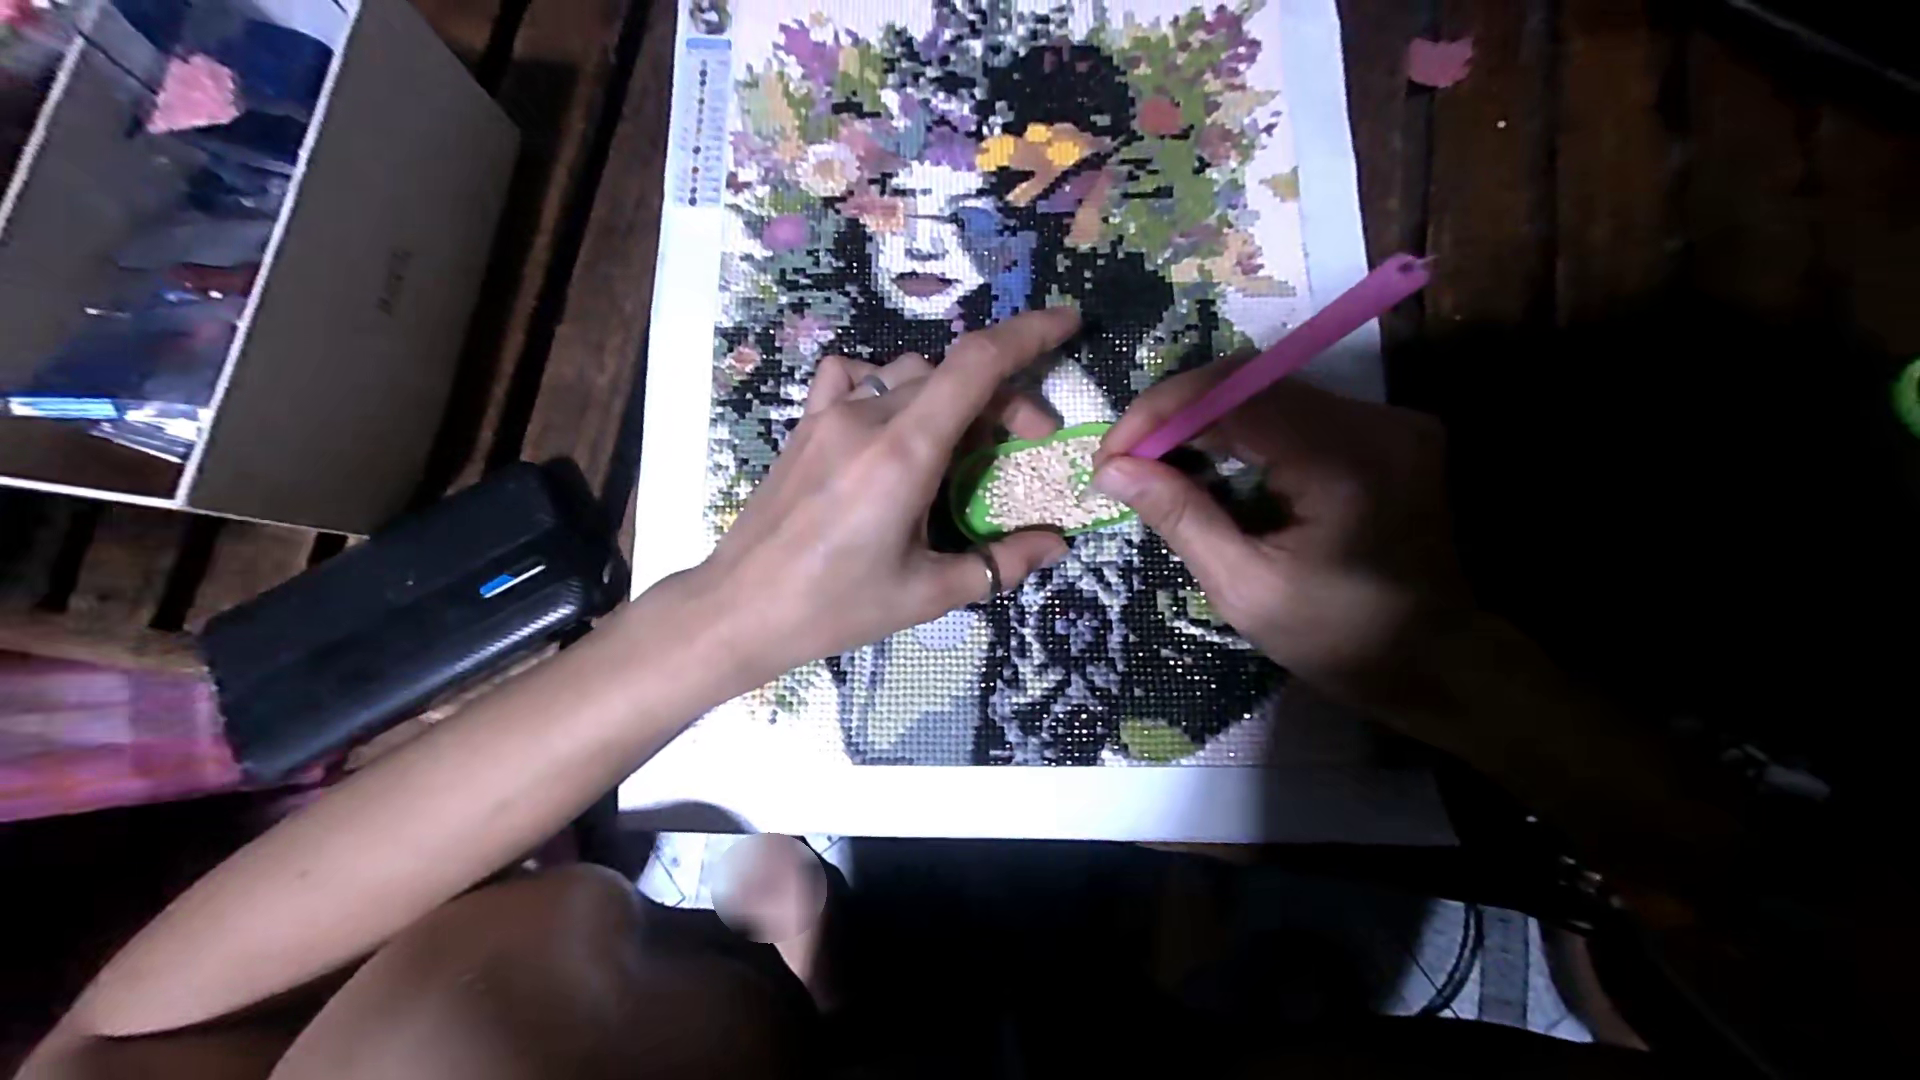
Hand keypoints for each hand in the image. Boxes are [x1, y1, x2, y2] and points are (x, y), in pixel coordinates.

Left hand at [684, 309, 1077, 683]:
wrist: (740, 609)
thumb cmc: (835, 607)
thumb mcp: (928, 593)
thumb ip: (1000, 563)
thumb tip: (1056, 545)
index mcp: (904, 453)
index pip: (977, 364)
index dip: (1030, 334)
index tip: (1069, 323)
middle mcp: (867, 416)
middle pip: (953, 372)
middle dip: (1003, 397)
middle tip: (1024, 445)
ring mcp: (830, 414)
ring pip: (910, 371)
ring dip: (952, 395)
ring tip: (963, 443)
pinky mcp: (806, 424)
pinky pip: (856, 376)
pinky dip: (891, 384)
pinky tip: (893, 422)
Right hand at [1092, 361, 1466, 711]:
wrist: (1432, 661)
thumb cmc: (1334, 636)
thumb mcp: (1241, 586)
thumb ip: (1179, 516)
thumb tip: (1111, 468)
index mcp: (1342, 460)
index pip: (1234, 395)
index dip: (1160, 412)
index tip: (1110, 454)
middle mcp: (1372, 420)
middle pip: (1249, 381)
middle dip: (1173, 413)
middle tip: (1123, 458)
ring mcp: (1384, 421)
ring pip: (1266, 390)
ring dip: (1200, 419)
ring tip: (1153, 460)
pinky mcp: (1381, 432)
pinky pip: (1290, 410)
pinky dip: (1236, 429)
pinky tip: (1205, 460)